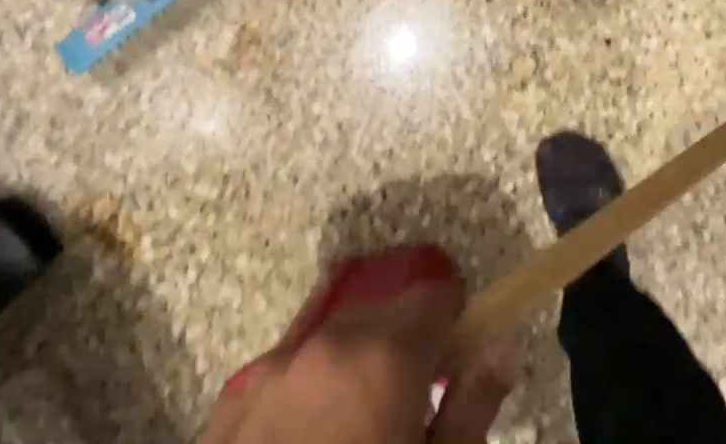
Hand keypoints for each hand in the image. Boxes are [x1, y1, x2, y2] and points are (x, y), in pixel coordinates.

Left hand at [199, 245, 516, 443]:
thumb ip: (473, 404)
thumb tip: (500, 346)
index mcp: (384, 356)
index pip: (435, 296)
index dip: (455, 319)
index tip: (459, 354)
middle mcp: (325, 347)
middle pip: (382, 316)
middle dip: (404, 345)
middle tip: (413, 405)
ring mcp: (268, 376)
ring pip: (330, 343)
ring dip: (353, 366)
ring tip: (356, 430)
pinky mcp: (225, 411)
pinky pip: (283, 377)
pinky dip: (304, 392)